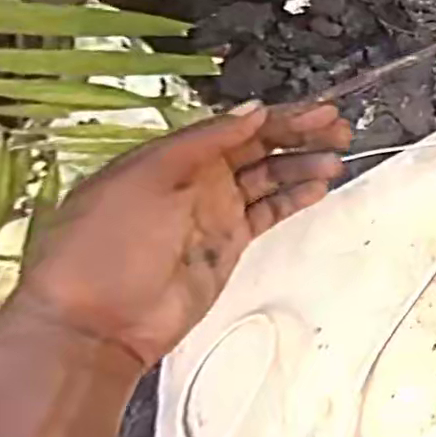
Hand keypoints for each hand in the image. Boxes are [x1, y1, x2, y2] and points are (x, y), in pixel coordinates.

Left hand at [7, 101, 352, 369]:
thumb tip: (255, 110)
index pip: (240, 127)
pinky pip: (272, 208)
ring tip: (335, 162)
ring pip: (273, 175)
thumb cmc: (107, 247)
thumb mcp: (147, 179)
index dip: (283, 116)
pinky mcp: (231, 239)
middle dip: (304, 135)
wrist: (94, 326)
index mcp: (173, 158)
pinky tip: (319, 188)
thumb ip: (204, 140)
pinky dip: (297, 196)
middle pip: (262, 147)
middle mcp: (197, 178)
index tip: (322, 111)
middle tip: (340, 130)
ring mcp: (216, 209)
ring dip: (306, 164)